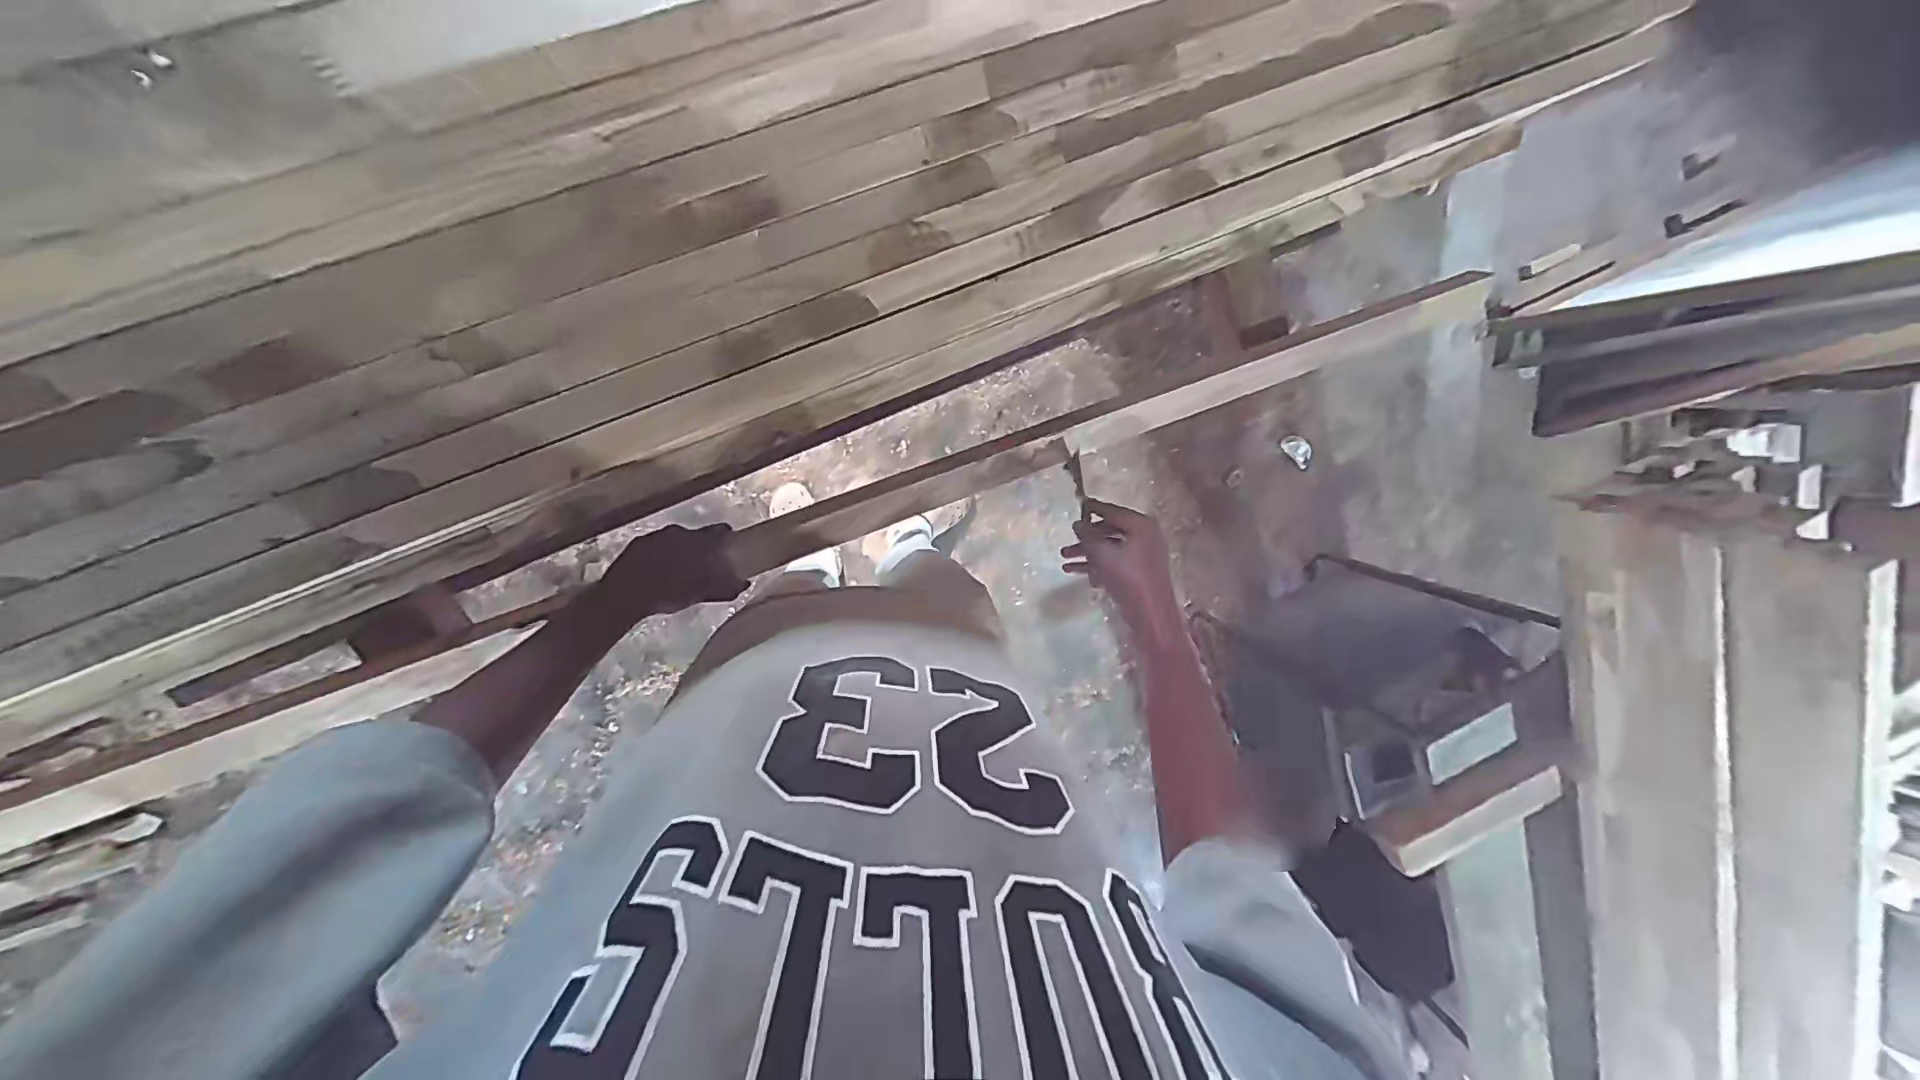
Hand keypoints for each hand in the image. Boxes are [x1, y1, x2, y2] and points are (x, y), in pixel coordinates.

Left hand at [592, 523, 747, 622]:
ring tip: (678, 569)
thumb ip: (726, 588)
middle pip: (697, 534)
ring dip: (679, 550)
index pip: (721, 531)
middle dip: (702, 545)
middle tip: (703, 562)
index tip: (730, 544)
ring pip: (675, 539)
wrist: (627, 593)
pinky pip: (655, 545)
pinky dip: (659, 555)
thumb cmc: (671, 592)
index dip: (727, 537)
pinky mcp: (638, 543)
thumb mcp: (703, 593)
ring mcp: (657, 536)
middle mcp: (680, 532)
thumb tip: (745, 583)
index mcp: (700, 541)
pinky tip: (657, 570)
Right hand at [1060, 500, 1180, 633]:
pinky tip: (1076, 572)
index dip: (1093, 509)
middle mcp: (1144, 536)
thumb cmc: (1128, 577)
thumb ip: (1087, 537)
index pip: (1112, 511)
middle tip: (1067, 543)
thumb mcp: (1102, 554)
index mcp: (1140, 525)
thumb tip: (1078, 525)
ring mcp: (1142, 555)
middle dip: (1086, 538)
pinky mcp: (1138, 572)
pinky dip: (1097, 565)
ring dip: (1087, 553)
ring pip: (1109, 548)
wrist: (1150, 613)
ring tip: (1065, 560)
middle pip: (1110, 531)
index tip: (1078, 505)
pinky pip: (1114, 562)